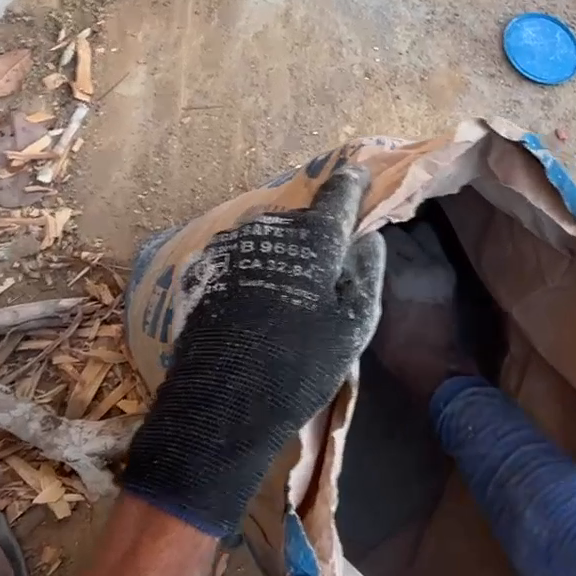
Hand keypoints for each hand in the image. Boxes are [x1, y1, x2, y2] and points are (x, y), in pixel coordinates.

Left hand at [121, 165, 385, 535]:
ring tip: (292, 287)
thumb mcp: (353, 325)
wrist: (220, 404)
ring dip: (286, 248)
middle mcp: (272, 229)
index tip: (359, 172)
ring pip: (272, 235)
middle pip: (305, 218)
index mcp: (315, 238)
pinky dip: (260, 264)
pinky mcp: (207, 269)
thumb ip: (366, 272)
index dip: (353, 182)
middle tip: (328, 263)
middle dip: (319, 230)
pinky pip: (246, 254)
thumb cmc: (300, 364)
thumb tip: (368, 237)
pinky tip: (261, 299)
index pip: (339, 193)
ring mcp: (234, 247)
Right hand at [369, 221, 481, 405]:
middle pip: (397, 229)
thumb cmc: (398, 348)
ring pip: (418, 229)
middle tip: (371, 238)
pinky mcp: (448, 267)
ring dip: (404, 232)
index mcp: (397, 275)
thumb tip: (354, 258)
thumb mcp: (371, 315)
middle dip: (383, 231)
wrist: (439, 365)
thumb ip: (365, 282)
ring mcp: (438, 262)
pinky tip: (408, 249)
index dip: (364, 235)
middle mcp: (419, 262)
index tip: (353, 237)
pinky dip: (419, 241)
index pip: (377, 236)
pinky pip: (432, 242)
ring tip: (392, 241)